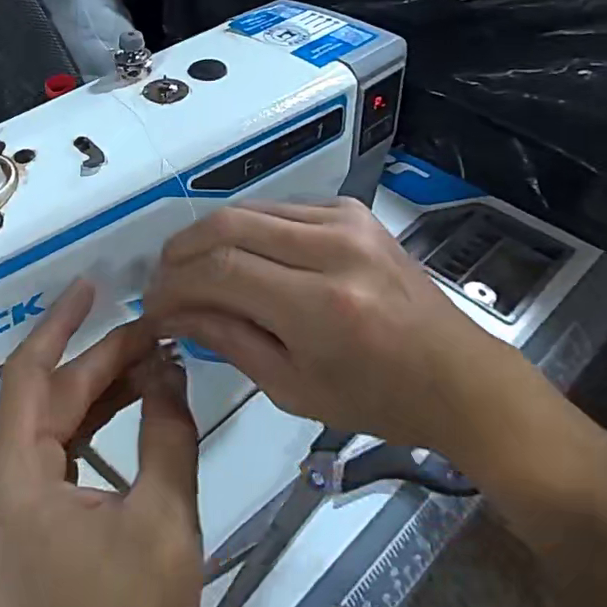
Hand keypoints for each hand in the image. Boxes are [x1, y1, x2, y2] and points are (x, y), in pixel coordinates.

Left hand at [0, 280, 202, 606]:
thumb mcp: (164, 517)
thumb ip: (169, 429)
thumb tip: (170, 364)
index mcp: (10, 477)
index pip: (31, 373)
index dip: (62, 322)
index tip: (93, 283)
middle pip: (49, 395)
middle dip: (104, 358)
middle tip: (158, 329)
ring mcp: (5, 503)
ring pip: (55, 420)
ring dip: (105, 388)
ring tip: (158, 359)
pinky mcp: (23, 520)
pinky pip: (58, 449)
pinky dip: (96, 422)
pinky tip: (138, 401)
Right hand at [143, 199, 536, 456]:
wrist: (454, 372)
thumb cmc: (377, 398)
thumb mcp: (293, 387)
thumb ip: (228, 340)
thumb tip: (173, 312)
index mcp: (322, 305)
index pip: (221, 271)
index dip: (175, 284)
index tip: (153, 305)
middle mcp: (333, 247)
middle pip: (229, 224)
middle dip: (182, 250)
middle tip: (162, 281)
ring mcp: (345, 220)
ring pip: (250, 208)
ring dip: (209, 235)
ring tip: (190, 268)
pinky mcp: (351, 209)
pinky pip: (279, 208)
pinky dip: (247, 227)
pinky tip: (237, 254)